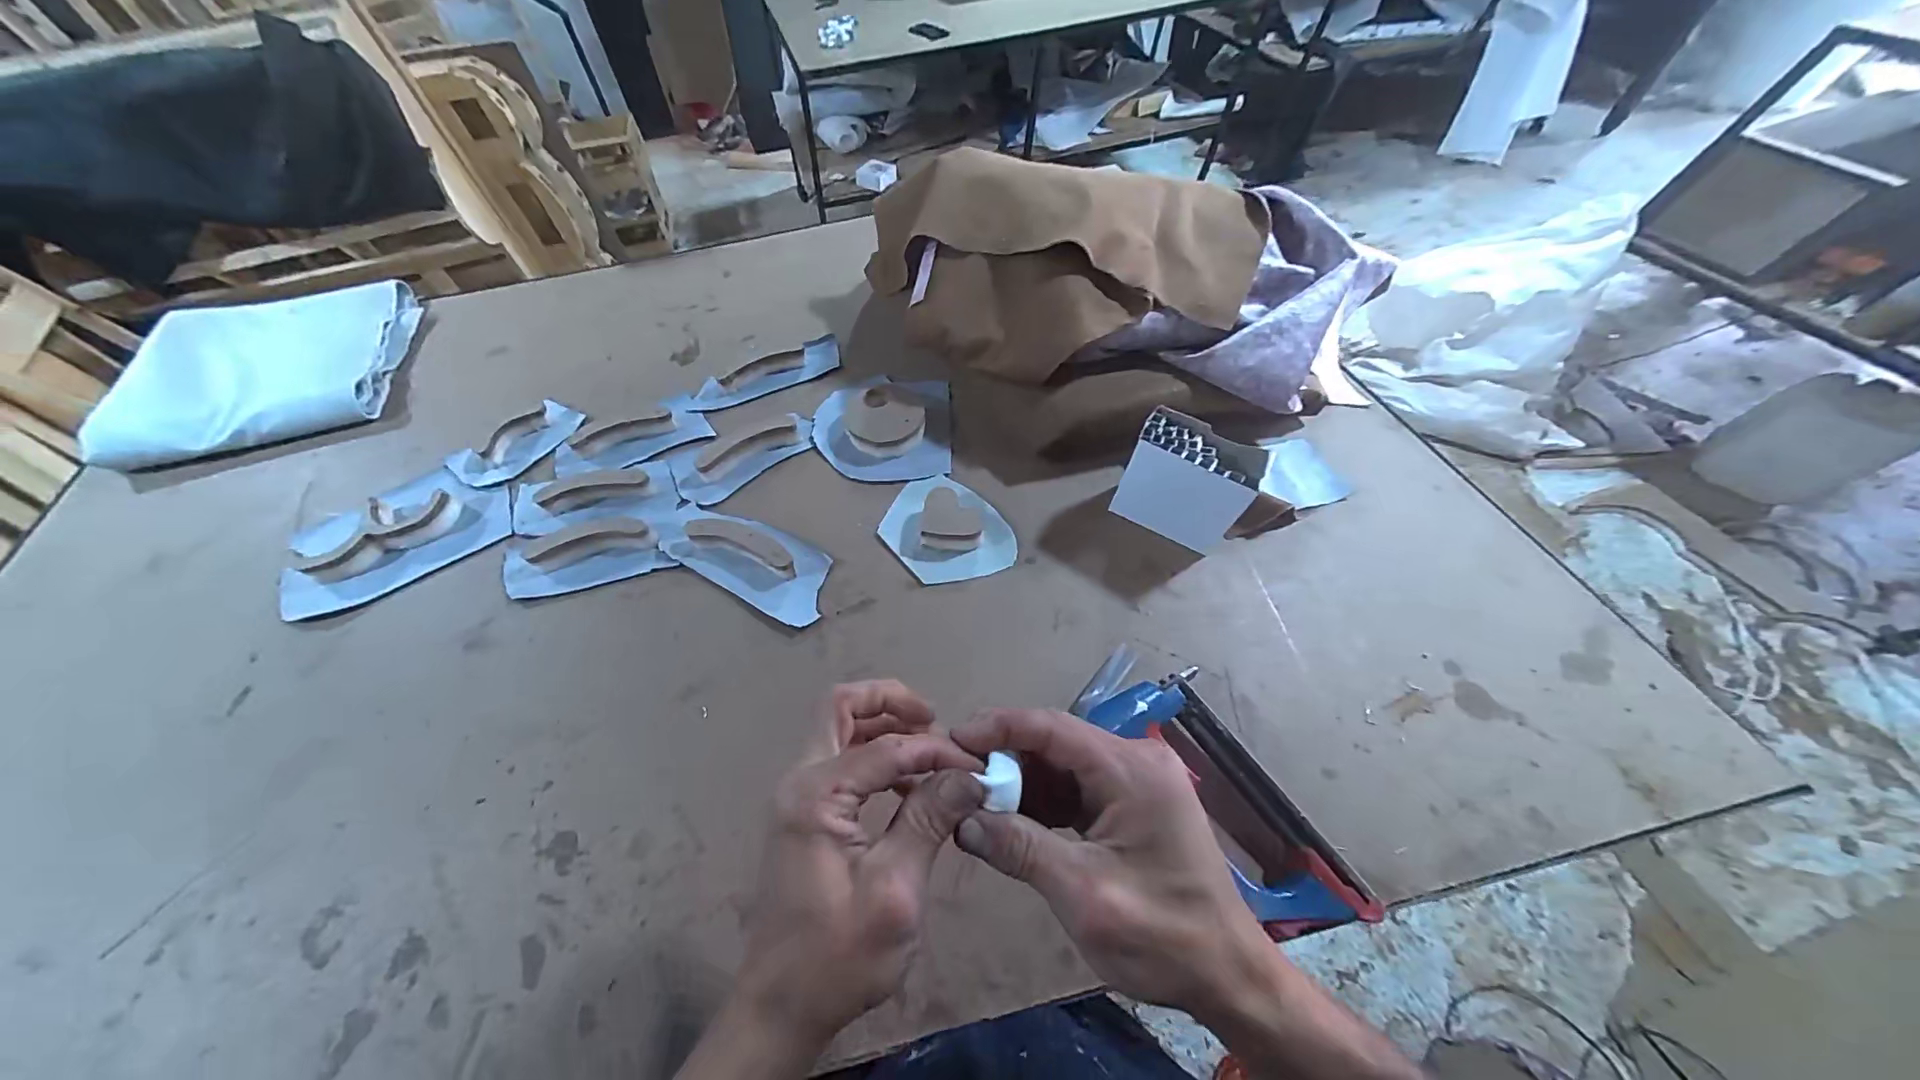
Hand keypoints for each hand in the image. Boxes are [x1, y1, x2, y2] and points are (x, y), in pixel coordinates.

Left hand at [690, 681, 984, 1075]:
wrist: (780, 1007)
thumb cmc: (837, 956)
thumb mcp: (895, 890)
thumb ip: (928, 821)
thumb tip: (969, 776)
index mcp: (815, 795)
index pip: (886, 747)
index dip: (936, 752)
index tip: (976, 771)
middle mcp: (799, 782)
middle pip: (841, 707)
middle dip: (891, 703)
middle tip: (935, 722)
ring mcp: (797, 798)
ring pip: (839, 730)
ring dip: (883, 727)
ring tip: (930, 750)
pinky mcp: (804, 816)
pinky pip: (841, 763)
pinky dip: (875, 757)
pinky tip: (910, 786)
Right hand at [948, 707, 1272, 1020]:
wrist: (1229, 975)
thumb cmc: (1164, 936)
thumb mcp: (1083, 894)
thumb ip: (1021, 849)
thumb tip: (964, 821)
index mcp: (1131, 769)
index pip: (1052, 727)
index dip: (998, 727)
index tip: (953, 740)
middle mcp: (1136, 761)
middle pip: (1055, 743)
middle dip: (1005, 758)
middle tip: (957, 779)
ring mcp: (1137, 781)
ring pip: (1063, 765)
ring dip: (1021, 782)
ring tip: (976, 801)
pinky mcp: (1133, 803)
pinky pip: (1077, 788)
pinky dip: (1043, 801)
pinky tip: (1013, 820)